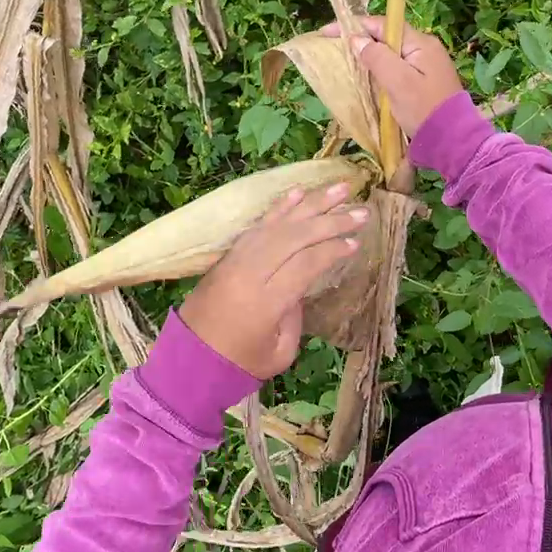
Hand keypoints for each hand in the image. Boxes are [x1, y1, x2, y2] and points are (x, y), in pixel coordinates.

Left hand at [179, 183, 367, 379]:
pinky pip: (257, 225)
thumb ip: (295, 318)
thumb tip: (302, 286)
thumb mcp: (279, 353)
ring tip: (339, 188)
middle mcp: (251, 273)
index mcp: (266, 302)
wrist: (189, 359)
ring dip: (311, 204)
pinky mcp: (229, 255)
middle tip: (362, 211)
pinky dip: (280, 208)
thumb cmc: (239, 364)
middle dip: (331, 221)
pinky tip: (299, 193)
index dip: (332, 249)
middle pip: (295, 237)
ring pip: (278, 224)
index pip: (305, 264)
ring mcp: (237, 260)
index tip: (356, 242)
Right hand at [323, 16, 465, 136]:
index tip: (326, 32)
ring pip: (390, 53)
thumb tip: (356, 40)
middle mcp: (424, 49)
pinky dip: (379, 69)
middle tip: (332, 47)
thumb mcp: (398, 82)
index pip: (382, 24)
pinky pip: (396, 67)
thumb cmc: (424, 110)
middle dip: (359, 39)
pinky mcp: (423, 81)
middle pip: (386, 36)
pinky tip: (366, 77)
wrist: (452, 141)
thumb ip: (377, 58)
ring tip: (344, 60)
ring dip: (368, 55)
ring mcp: (425, 65)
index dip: (353, 26)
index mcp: (420, 43)